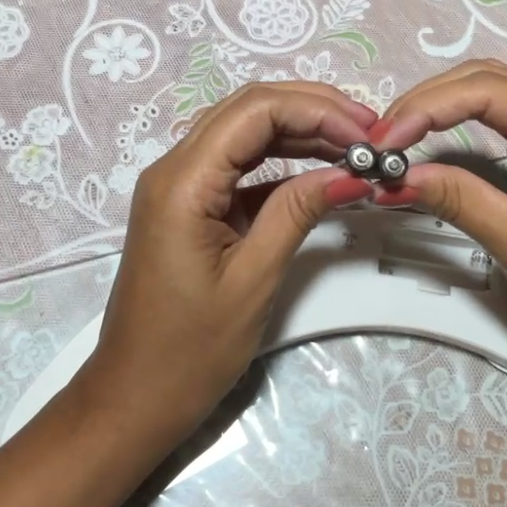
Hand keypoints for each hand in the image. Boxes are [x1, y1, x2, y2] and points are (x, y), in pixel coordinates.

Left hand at [81, 83, 378, 437]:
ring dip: (301, 131)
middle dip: (313, 111)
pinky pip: (240, 167)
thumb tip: (352, 170)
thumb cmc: (190, 349)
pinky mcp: (192, 207)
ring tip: (357, 145)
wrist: (135, 396)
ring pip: (246, 133)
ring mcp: (180, 186)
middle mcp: (175, 169)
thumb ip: (298, 212)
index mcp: (182, 181)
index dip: (317, 110)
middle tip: (371, 132)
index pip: (254, 111)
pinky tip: (323, 170)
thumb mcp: (253, 278)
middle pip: (249, 110)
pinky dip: (284, 163)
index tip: (367, 133)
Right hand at [368, 60, 506, 358]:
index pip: (494, 92)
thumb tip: (394, 179)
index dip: (432, 107)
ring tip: (394, 139)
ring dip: (435, 108)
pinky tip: (422, 139)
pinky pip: (490, 120)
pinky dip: (450, 124)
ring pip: (486, 94)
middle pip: (487, 81)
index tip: (387, 141)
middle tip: (381, 141)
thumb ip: (459, 200)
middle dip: (428, 102)